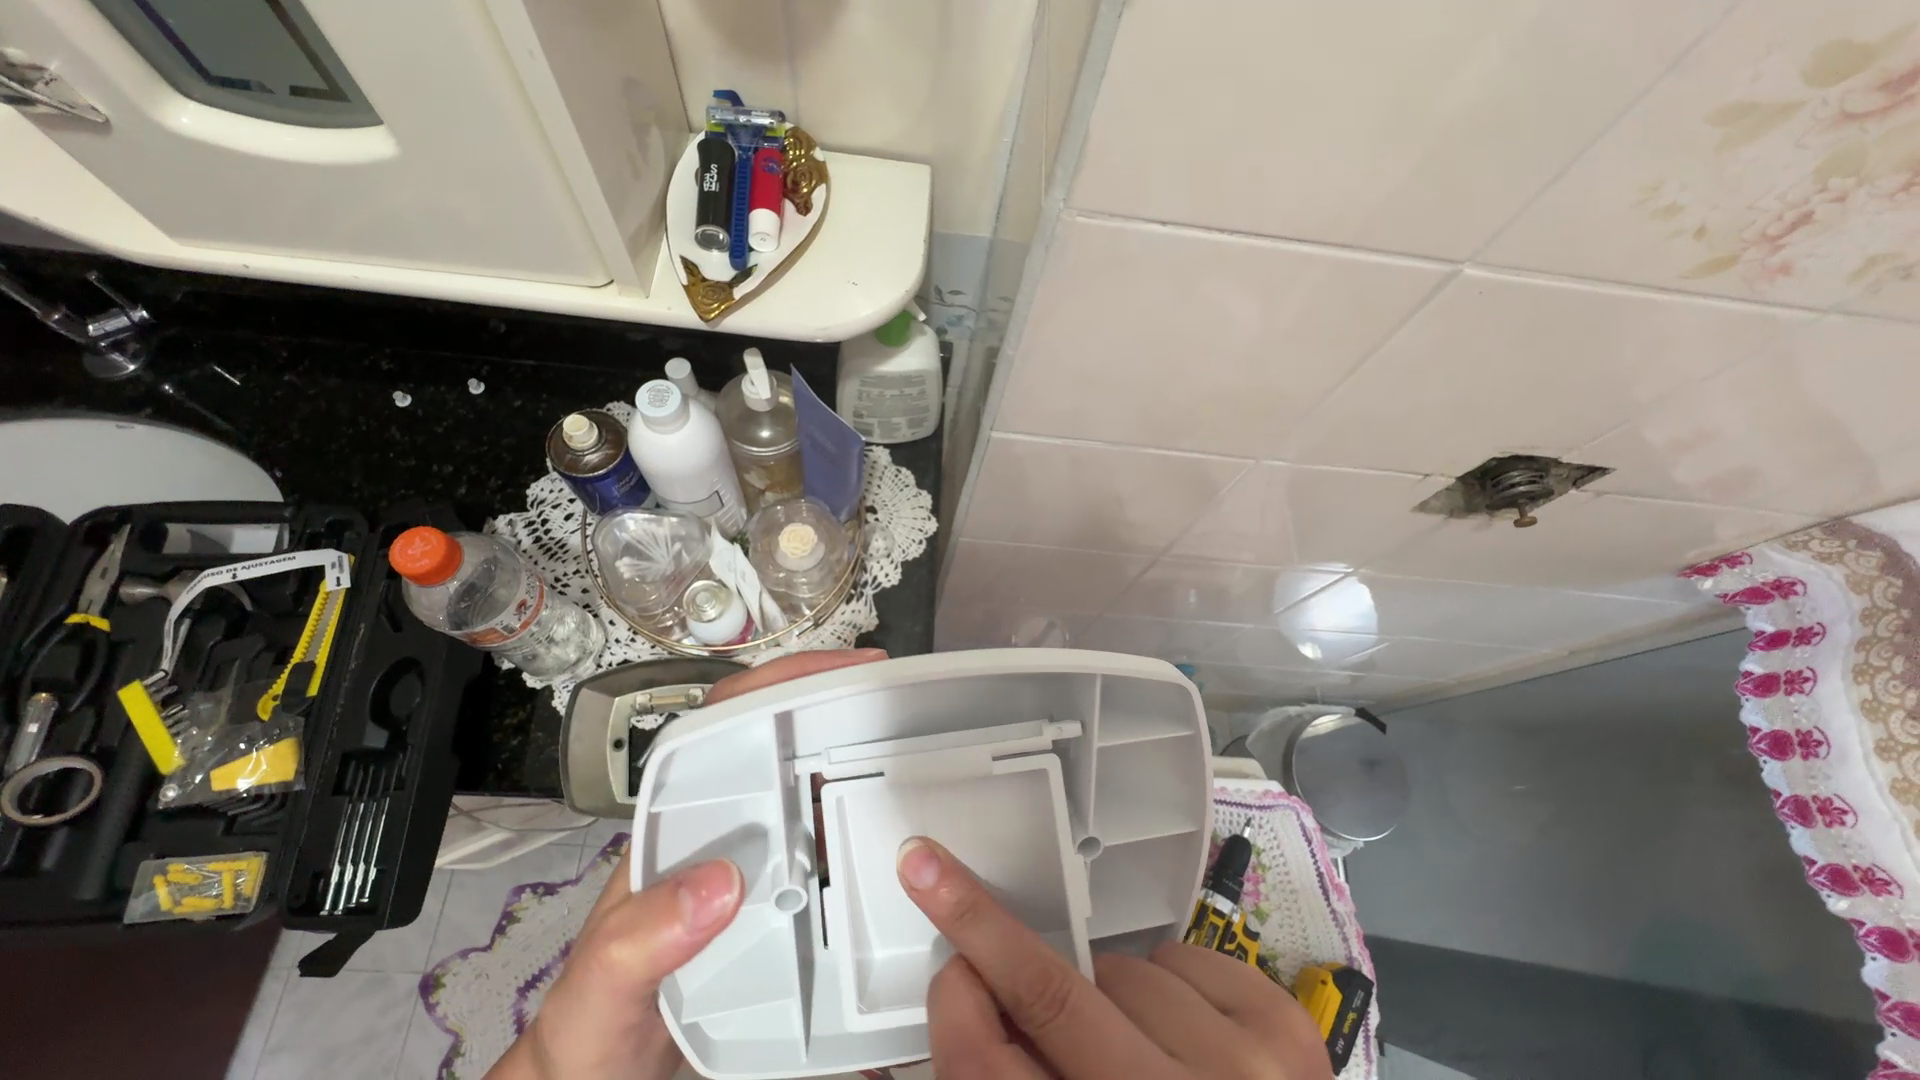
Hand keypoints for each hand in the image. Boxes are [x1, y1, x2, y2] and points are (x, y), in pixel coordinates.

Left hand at [486, 648, 887, 1079]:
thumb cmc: (590, 1031)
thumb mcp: (603, 988)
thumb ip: (642, 938)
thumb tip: (722, 880)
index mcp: (679, 825)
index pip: (728, 725)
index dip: (784, 682)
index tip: (846, 670)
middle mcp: (724, 836)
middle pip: (784, 749)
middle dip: (840, 715)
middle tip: (902, 710)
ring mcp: (756, 872)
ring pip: (813, 800)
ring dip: (860, 773)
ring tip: (916, 763)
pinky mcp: (782, 912)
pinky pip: (830, 860)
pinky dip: (864, 842)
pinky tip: (897, 849)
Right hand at [898, 836, 1335, 1079]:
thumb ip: (1011, 1071)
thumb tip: (968, 997)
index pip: (987, 1069)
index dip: (953, 1008)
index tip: (937, 958)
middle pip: (1050, 996)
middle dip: (983, 924)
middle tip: (935, 873)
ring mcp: (1239, 1070)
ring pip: (1119, 971)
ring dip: (1103, 992)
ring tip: (1126, 1045)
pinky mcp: (1282, 1031)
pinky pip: (1182, 958)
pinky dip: (1165, 980)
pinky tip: (1178, 1031)